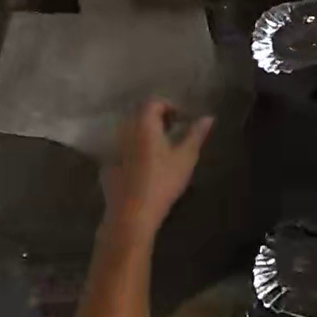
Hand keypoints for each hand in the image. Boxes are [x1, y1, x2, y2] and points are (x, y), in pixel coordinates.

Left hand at [102, 100, 213, 241]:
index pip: (154, 102)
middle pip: (140, 115)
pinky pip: (124, 148)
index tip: (184, 120)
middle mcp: (125, 132)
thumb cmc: (162, 182)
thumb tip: (208, 117)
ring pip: (131, 131)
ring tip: (164, 148)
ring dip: (148, 134)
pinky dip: (137, 149)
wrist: (131, 214)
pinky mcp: (108, 165)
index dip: (171, 106)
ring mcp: (113, 149)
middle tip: (177, 131)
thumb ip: (196, 134)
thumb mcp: (186, 157)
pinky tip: (147, 166)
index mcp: (144, 125)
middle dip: (160, 118)